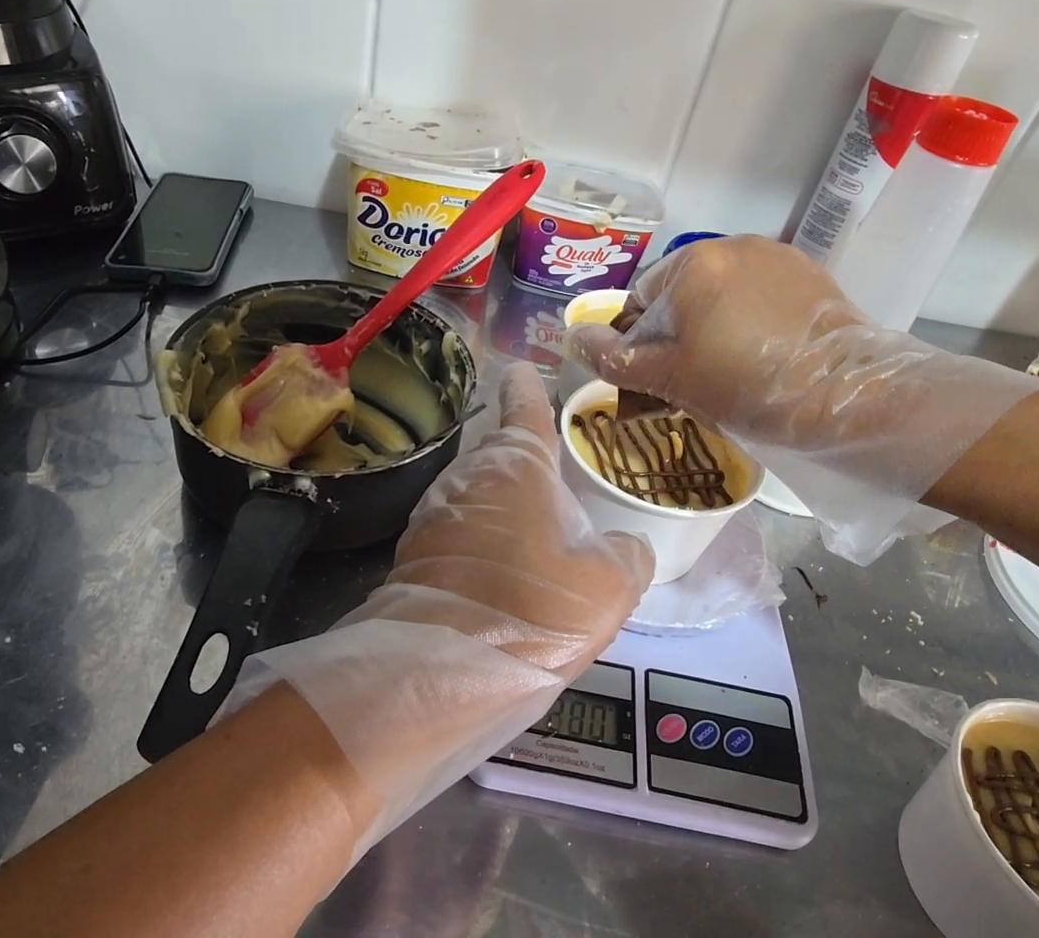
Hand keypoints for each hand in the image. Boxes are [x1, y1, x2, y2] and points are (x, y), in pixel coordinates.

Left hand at [383, 360, 654, 673]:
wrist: (442, 668)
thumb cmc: (535, 608)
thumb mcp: (610, 586)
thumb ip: (628, 553)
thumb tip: (626, 544)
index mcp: (518, 466)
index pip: (525, 407)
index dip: (528, 387)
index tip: (522, 370)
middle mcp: (468, 476)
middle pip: (500, 457)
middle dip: (523, 469)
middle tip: (555, 498)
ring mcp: (432, 513)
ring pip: (475, 497)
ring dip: (500, 513)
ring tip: (529, 552)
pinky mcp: (411, 554)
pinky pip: (455, 534)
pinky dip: (476, 547)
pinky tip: (496, 584)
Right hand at [566, 235, 1038, 561]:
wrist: (850, 396)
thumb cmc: (747, 386)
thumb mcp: (671, 379)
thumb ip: (616, 358)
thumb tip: (573, 338)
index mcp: (692, 264)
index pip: (640, 300)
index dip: (641, 343)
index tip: (659, 379)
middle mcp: (732, 246)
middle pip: (681, 294)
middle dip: (679, 334)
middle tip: (695, 382)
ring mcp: (777, 257)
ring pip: (722, 295)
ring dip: (714, 327)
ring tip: (734, 373)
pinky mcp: (811, 275)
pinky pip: (760, 296)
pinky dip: (751, 321)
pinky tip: (767, 357)